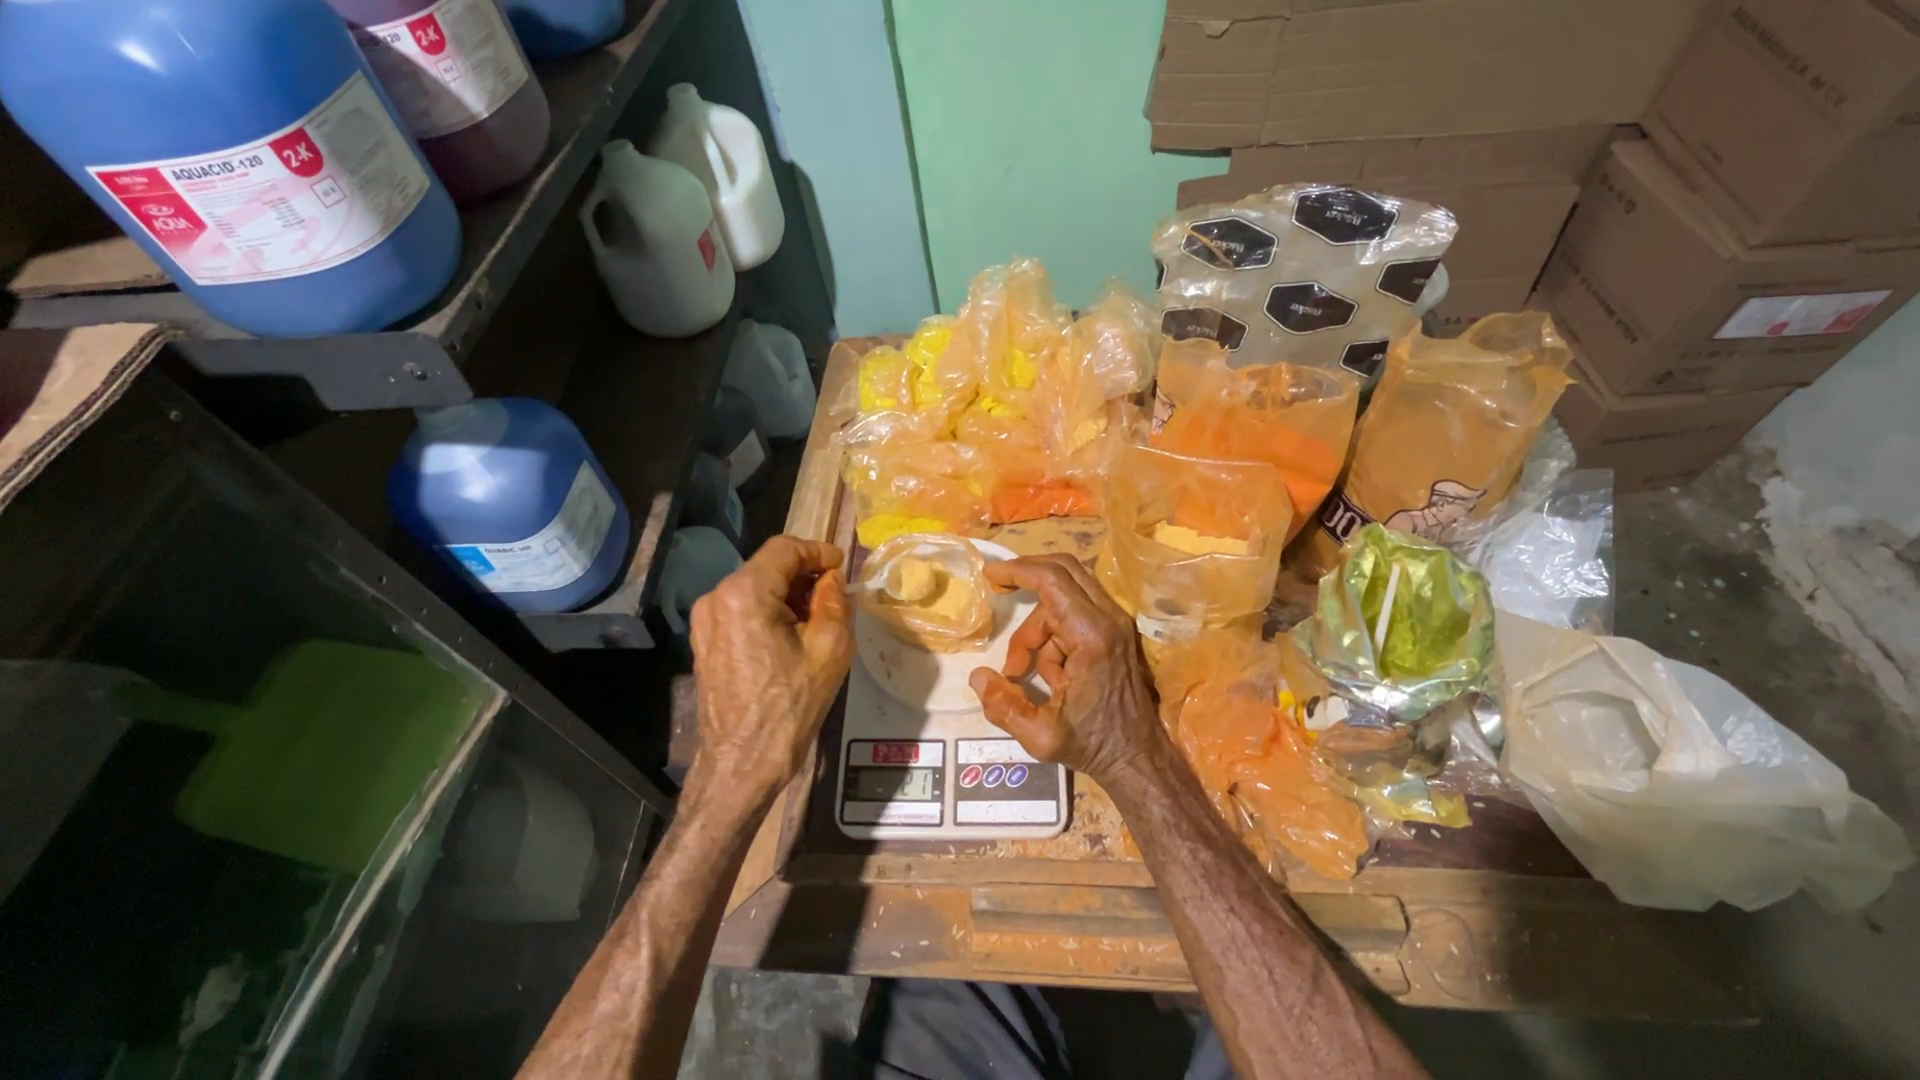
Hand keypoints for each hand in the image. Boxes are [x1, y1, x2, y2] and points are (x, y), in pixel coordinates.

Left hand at [690, 536, 853, 798]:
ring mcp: (704, 621)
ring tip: (818, 622)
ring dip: (788, 595)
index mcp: (743, 593)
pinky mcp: (705, 642)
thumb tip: (831, 578)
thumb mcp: (829, 648)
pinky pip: (742, 611)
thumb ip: (834, 600)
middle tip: (836, 598)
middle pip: (768, 567)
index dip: (818, 552)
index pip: (785, 548)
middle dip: (804, 575)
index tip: (842, 568)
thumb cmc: (791, 706)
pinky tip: (792, 638)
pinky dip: (769, 613)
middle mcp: (715, 598)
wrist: (743, 761)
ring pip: (755, 588)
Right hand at [967, 555, 1163, 784]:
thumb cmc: (1093, 746)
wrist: (1137, 757)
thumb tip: (978, 676)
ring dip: (1036, 627)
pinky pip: (1075, 614)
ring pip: (1064, 597)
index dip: (1018, 571)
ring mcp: (1116, 624)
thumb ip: (1004, 706)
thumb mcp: (1040, 736)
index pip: (1052, 580)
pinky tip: (1050, 675)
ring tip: (1021, 671)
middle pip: (1063, 571)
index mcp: (1092, 637)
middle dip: (1025, 579)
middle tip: (996, 589)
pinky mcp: (1116, 634)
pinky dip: (1053, 636)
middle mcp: (1108, 620)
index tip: (989, 575)